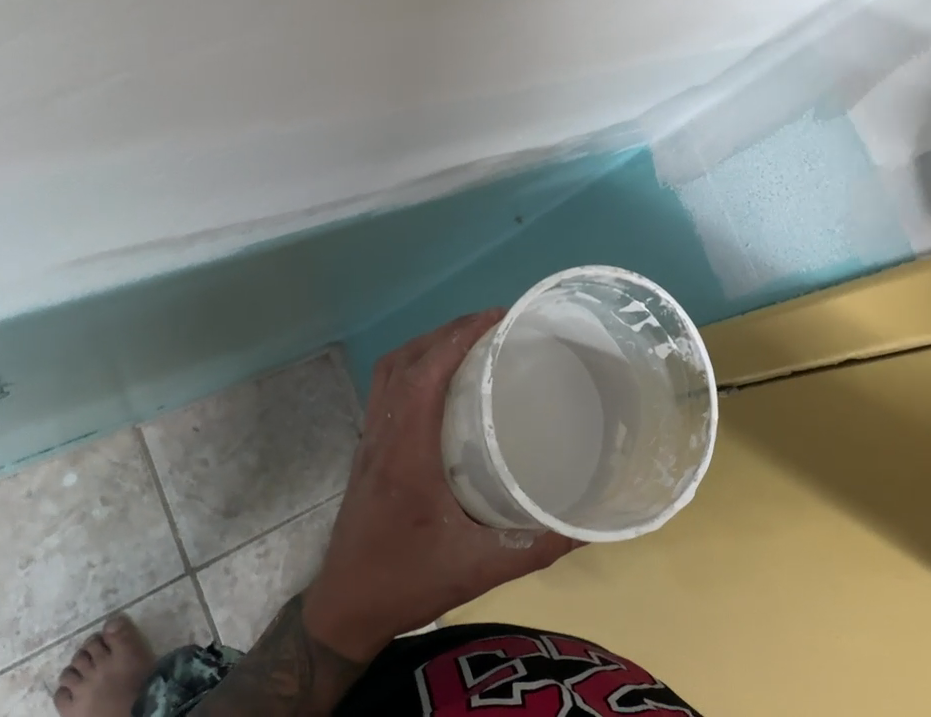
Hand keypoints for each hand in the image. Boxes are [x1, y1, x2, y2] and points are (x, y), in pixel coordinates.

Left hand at [301, 310, 581, 662]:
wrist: (343, 611)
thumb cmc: (407, 583)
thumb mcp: (479, 569)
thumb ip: (536, 548)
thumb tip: (588, 525)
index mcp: (406, 454)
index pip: (423, 374)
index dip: (458, 337)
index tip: (500, 318)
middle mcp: (383, 438)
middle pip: (404, 361)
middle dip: (448, 332)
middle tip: (496, 325)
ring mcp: (371, 443)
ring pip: (390, 372)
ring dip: (428, 345)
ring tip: (473, 342)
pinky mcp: (370, 452)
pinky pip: (388, 390)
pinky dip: (416, 368)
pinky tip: (448, 383)